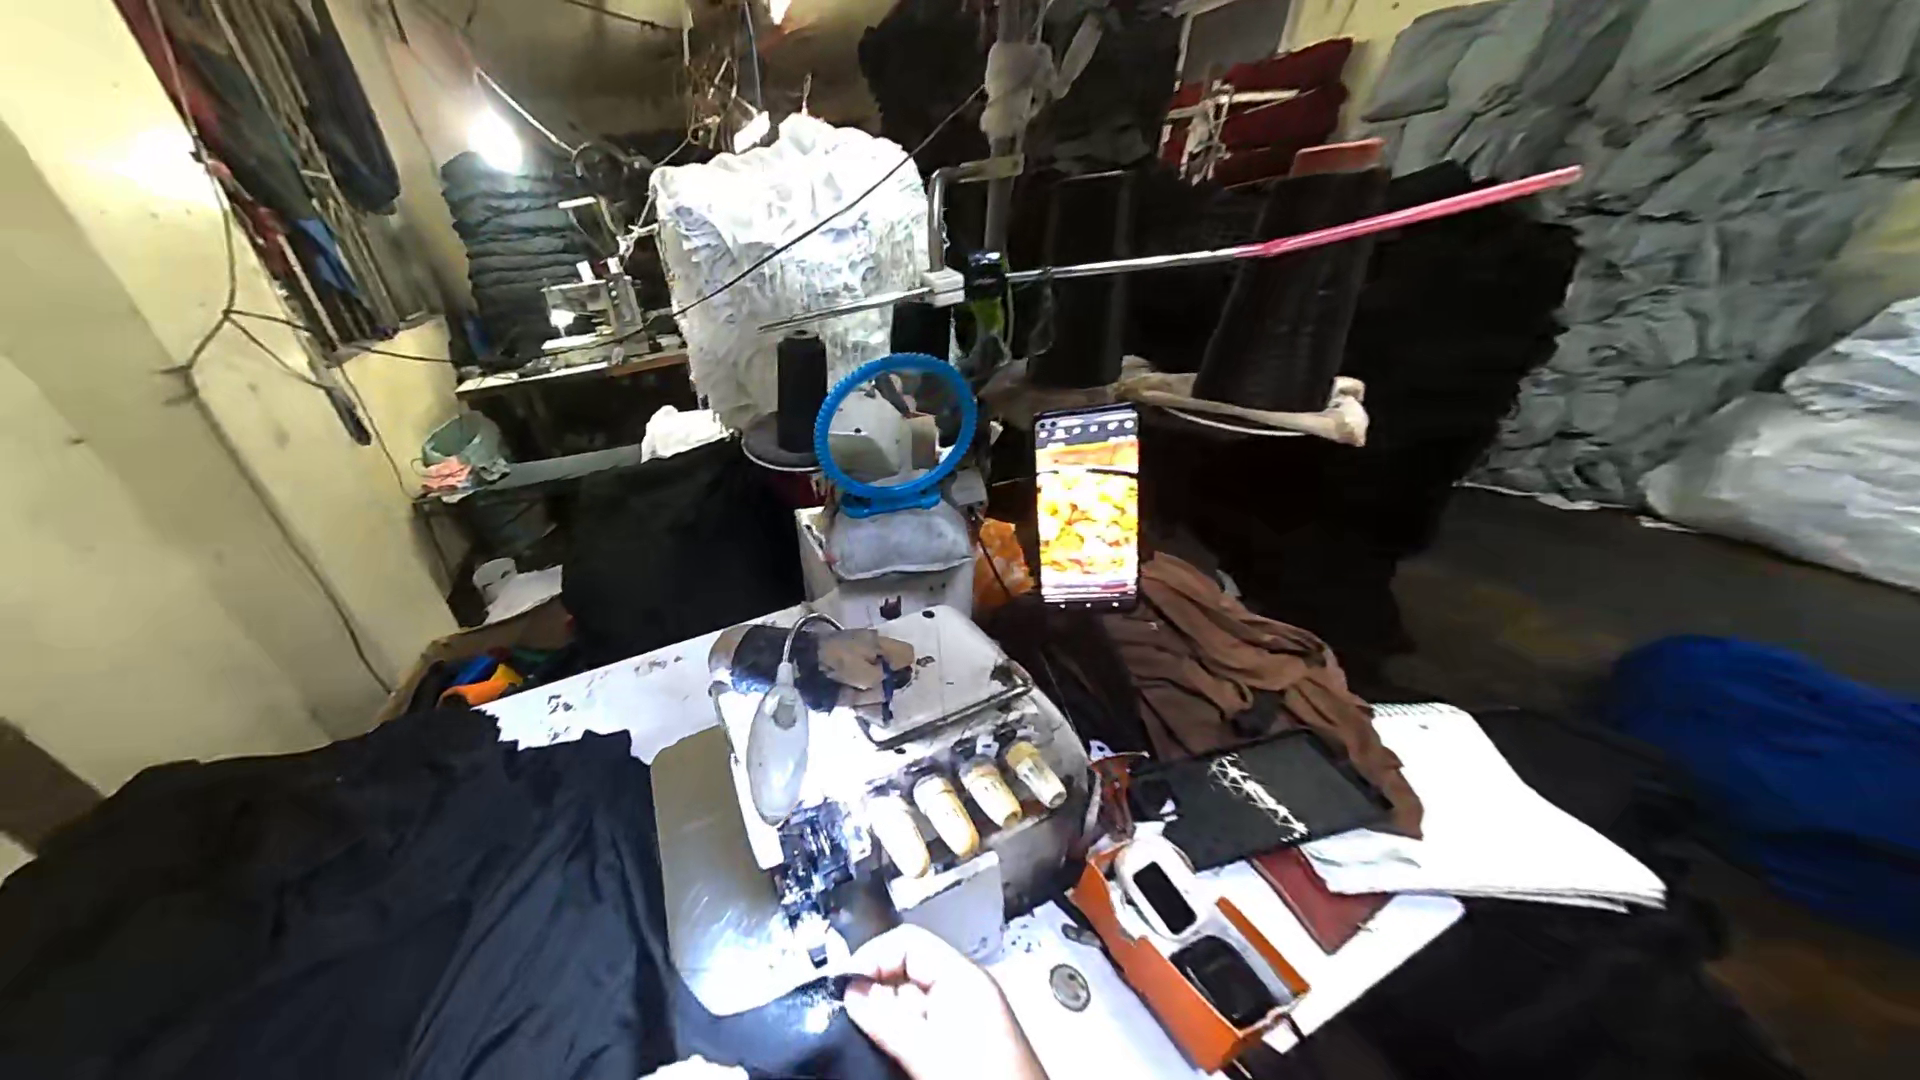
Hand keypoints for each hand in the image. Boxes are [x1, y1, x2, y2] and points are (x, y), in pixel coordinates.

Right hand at [842, 925, 1046, 1079]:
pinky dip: (900, 1036)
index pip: (908, 941)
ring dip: (885, 1015)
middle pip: (907, 970)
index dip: (873, 957)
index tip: (844, 983)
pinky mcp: (961, 1045)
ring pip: (910, 1002)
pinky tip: (889, 1054)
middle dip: (876, 988)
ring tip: (866, 1036)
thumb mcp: (929, 1052)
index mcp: (963, 975)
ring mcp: (964, 1018)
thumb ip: (888, 1020)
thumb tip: (851, 989)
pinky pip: (921, 1026)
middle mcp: (965, 988)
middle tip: (847, 1013)